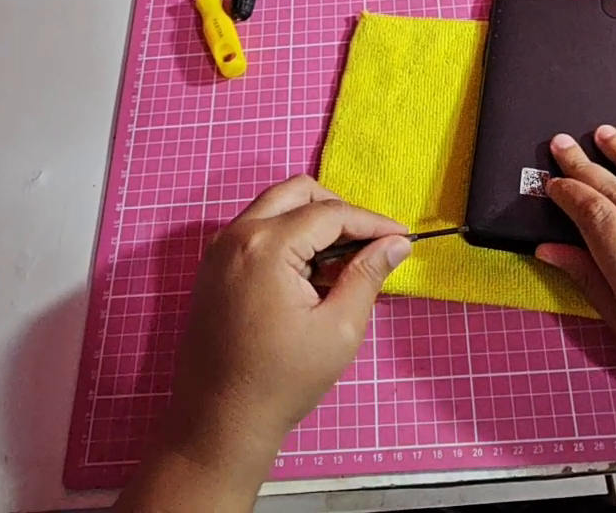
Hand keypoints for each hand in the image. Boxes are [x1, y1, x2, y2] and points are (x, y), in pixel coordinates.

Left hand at [119, 176, 410, 510]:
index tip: (402, 236)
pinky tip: (310, 271)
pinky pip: (257, 227)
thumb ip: (368, 275)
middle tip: (369, 241)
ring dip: (313, 219)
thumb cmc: (282, 382)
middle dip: (339, 209)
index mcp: (266, 246)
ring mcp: (219, 247)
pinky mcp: (213, 264)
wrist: (218, 424)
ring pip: (276, 205)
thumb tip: (396, 243)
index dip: (371, 222)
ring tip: (342, 259)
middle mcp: (236, 234)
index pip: (330, 213)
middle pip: (298, 191)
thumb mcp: (339, 330)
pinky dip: (288, 233)